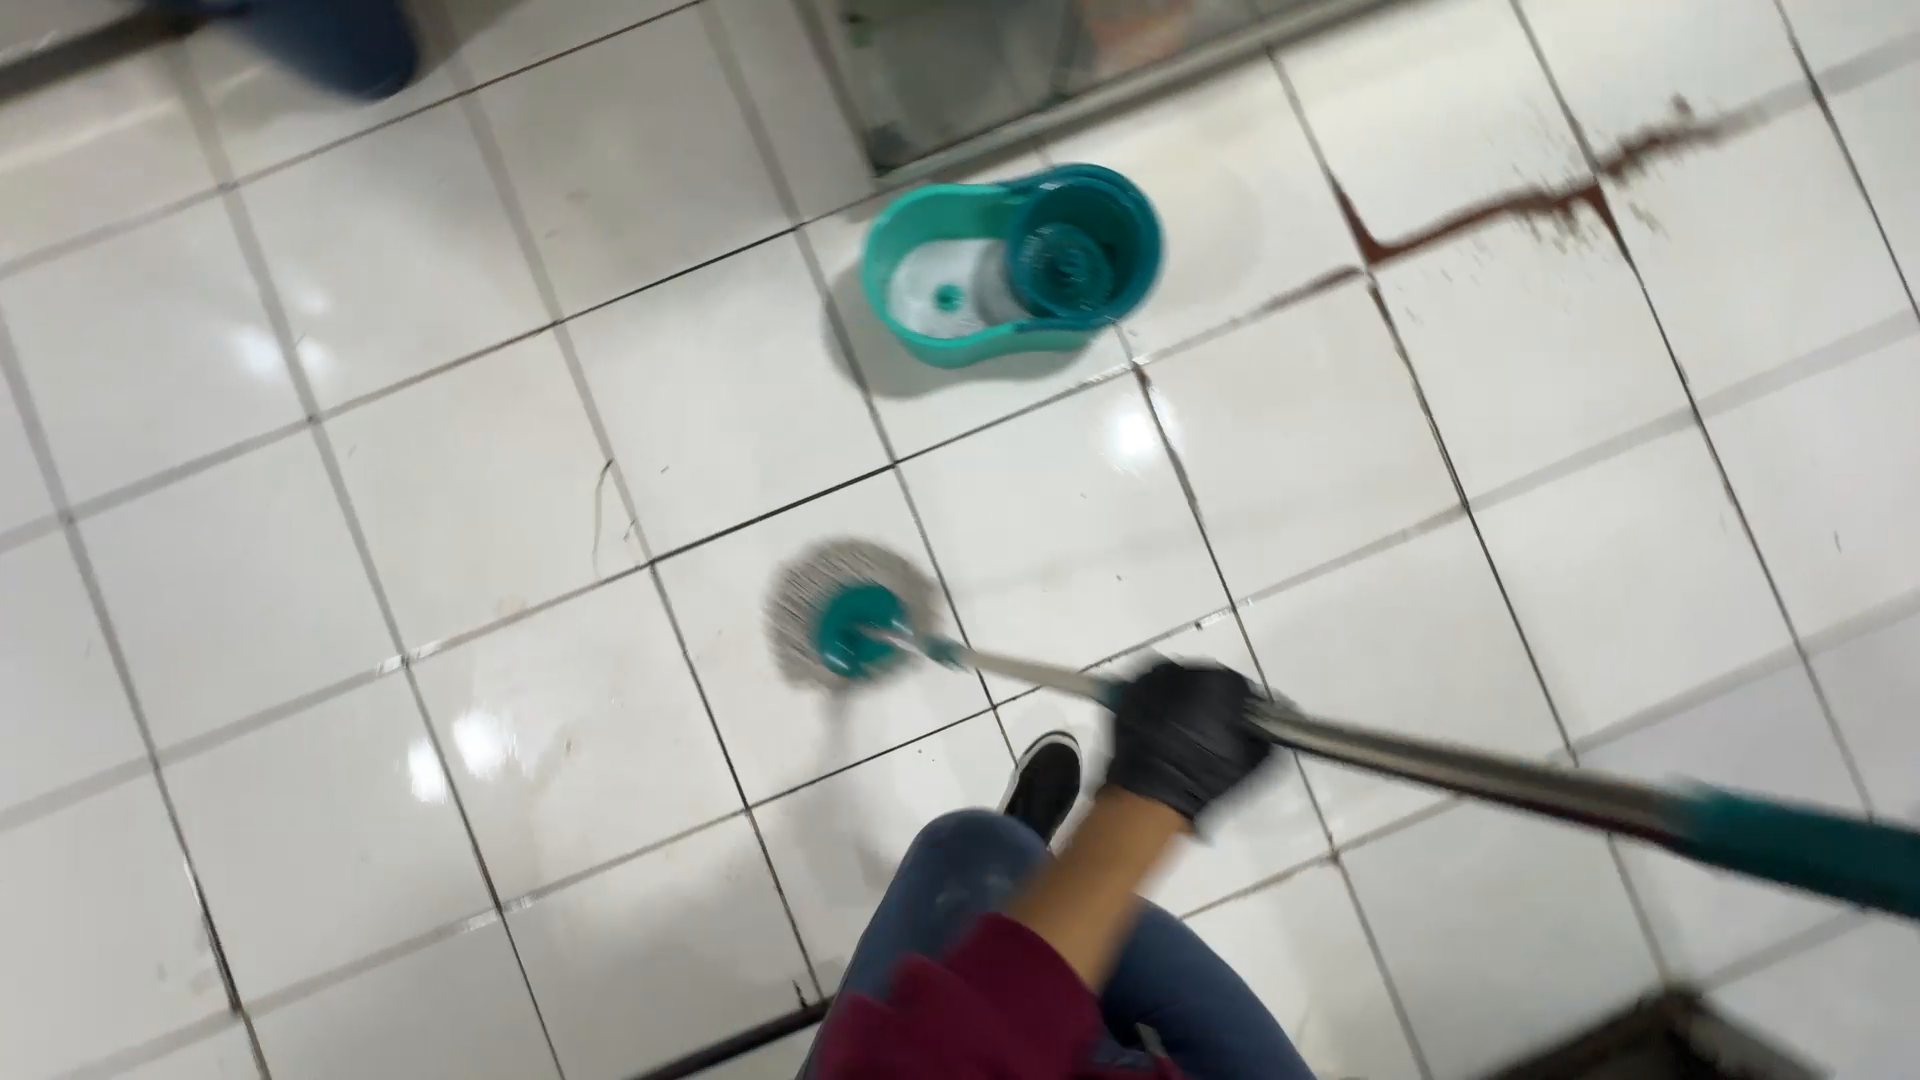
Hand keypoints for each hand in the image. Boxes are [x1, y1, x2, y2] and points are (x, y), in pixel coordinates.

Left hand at [1104, 660, 1273, 823]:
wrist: (1151, 792)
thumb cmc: (1204, 776)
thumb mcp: (1250, 760)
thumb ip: (1260, 733)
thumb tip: (1257, 725)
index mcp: (1215, 682)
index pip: (1236, 684)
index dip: (1240, 704)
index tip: (1239, 721)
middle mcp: (1182, 672)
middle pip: (1205, 678)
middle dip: (1211, 697)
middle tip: (1212, 725)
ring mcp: (1151, 681)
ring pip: (1176, 681)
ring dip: (1183, 696)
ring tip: (1185, 726)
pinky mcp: (1130, 693)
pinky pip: (1150, 690)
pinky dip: (1158, 701)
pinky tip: (1162, 724)